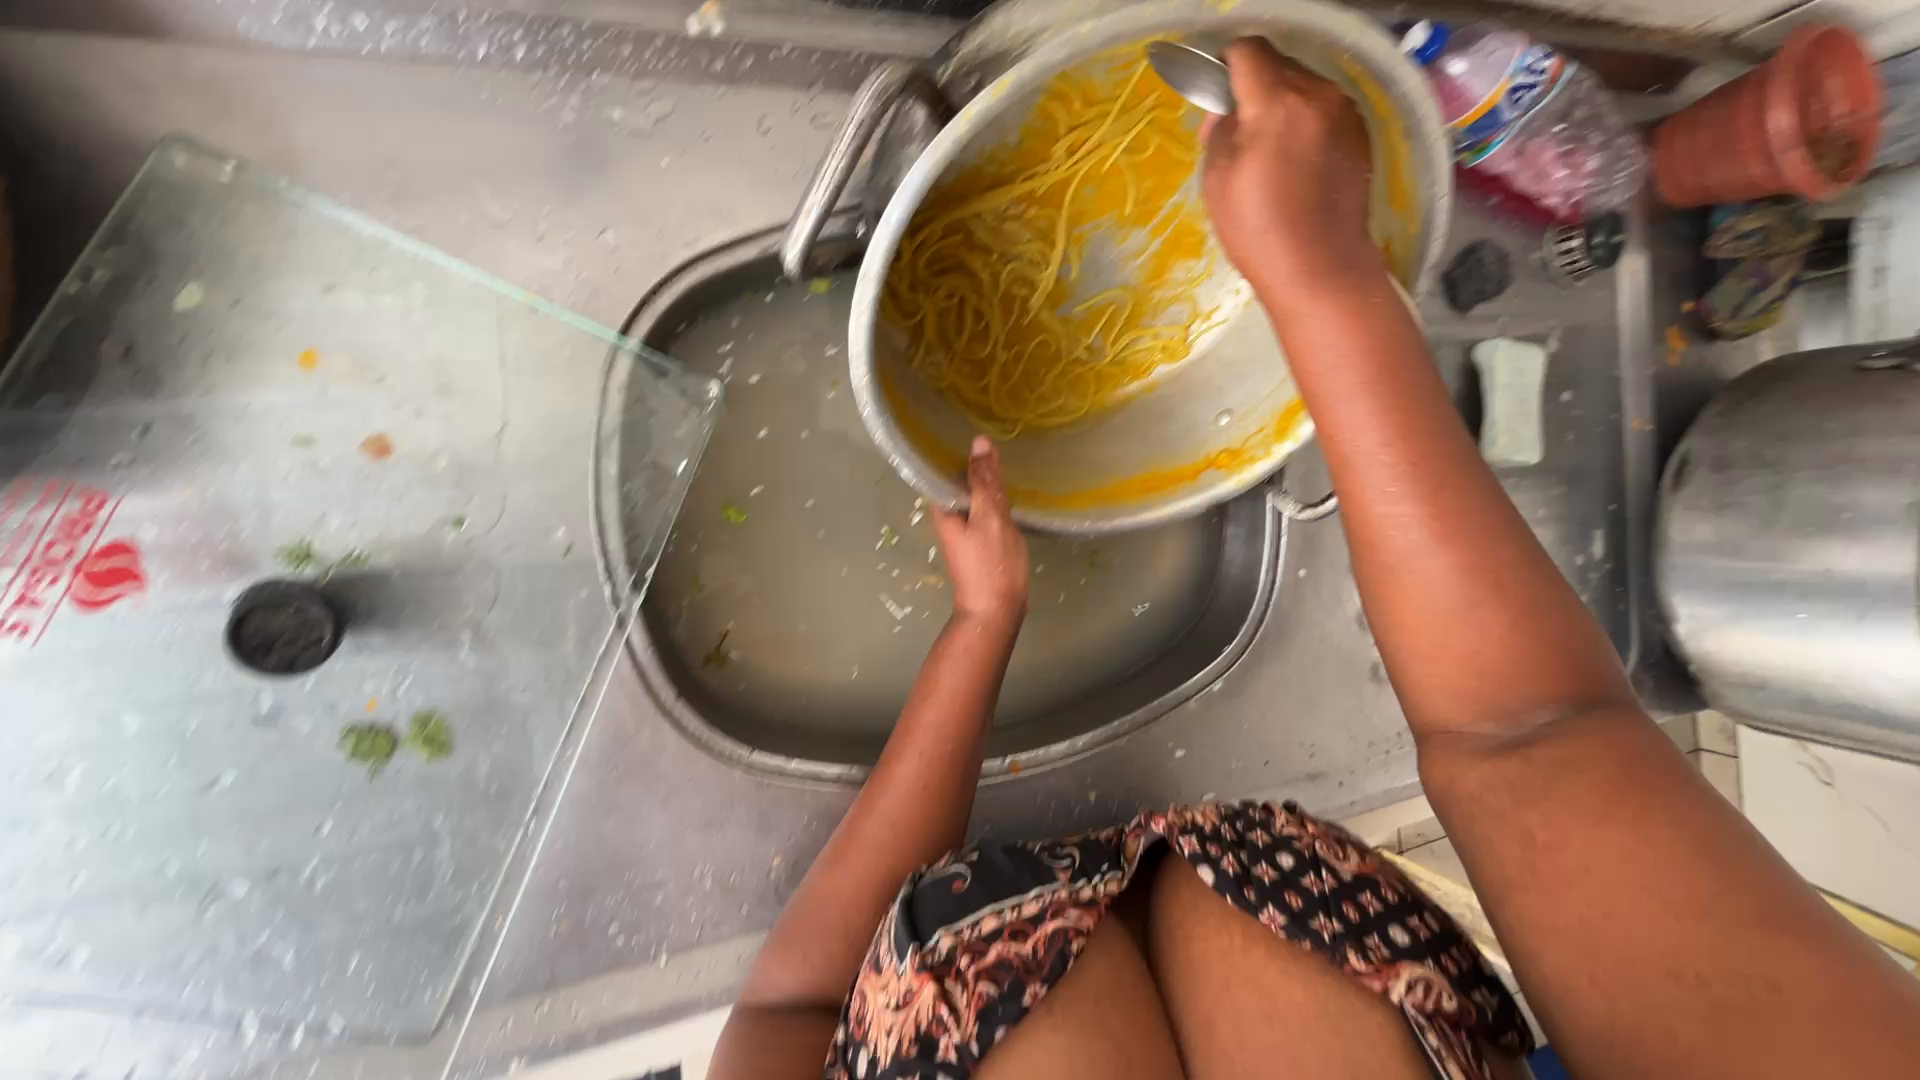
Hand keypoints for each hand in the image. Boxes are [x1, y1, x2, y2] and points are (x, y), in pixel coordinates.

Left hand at [931, 436, 1028, 626]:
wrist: (996, 612)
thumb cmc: (991, 566)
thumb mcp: (990, 518)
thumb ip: (985, 481)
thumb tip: (979, 442)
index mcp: (942, 507)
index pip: (941, 465)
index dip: (953, 445)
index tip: (968, 420)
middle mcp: (948, 514)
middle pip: (958, 477)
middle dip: (973, 459)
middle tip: (994, 429)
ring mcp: (964, 526)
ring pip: (973, 492)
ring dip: (986, 476)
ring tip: (1003, 450)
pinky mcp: (981, 536)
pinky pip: (985, 506)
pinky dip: (995, 495)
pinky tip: (1009, 485)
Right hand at [1201, 38, 1383, 291]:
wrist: (1320, 268)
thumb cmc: (1257, 230)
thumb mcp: (1216, 180)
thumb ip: (1219, 130)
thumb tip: (1227, 110)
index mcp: (1277, 101)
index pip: (1247, 51)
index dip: (1224, 65)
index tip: (1214, 91)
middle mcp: (1318, 94)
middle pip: (1278, 64)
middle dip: (1252, 87)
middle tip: (1236, 132)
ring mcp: (1345, 112)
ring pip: (1303, 86)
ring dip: (1280, 105)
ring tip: (1267, 151)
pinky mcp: (1360, 134)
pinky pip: (1324, 110)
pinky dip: (1304, 122)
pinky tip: (1295, 162)